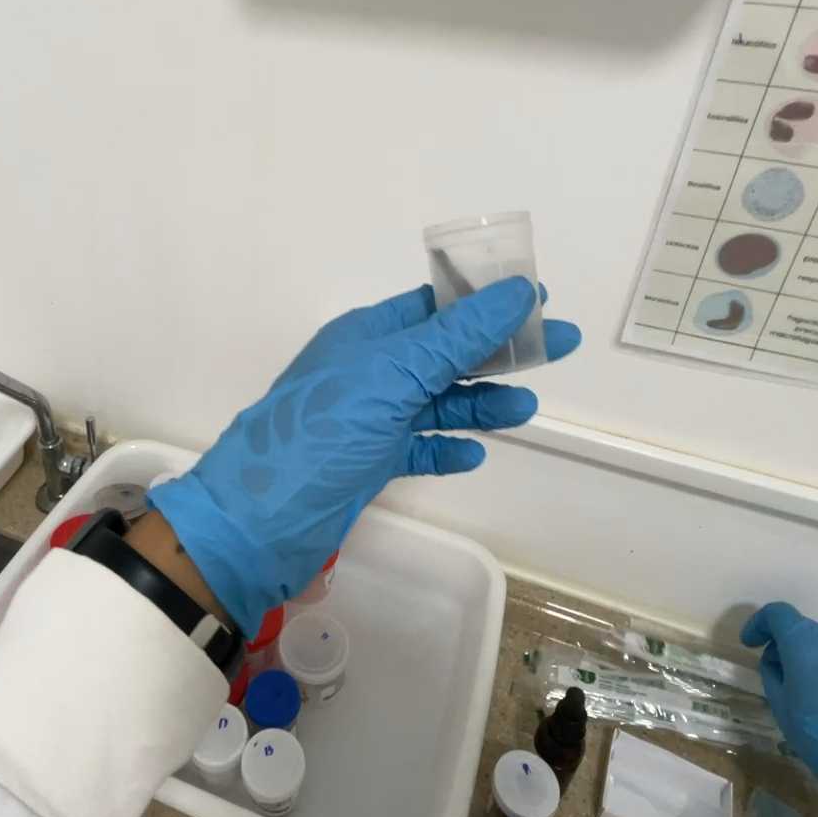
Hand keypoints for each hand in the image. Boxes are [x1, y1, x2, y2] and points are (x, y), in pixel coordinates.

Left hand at [148, 278, 580, 635]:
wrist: (259, 523)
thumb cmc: (322, 434)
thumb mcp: (391, 375)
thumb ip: (455, 338)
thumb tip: (517, 292)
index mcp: (366, 337)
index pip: (433, 306)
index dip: (483, 300)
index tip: (537, 298)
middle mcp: (368, 373)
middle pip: (443, 352)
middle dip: (497, 350)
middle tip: (558, 346)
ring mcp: (367, 420)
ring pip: (435, 402)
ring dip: (479, 401)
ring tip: (524, 409)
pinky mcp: (368, 464)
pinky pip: (418, 448)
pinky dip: (446, 447)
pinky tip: (473, 453)